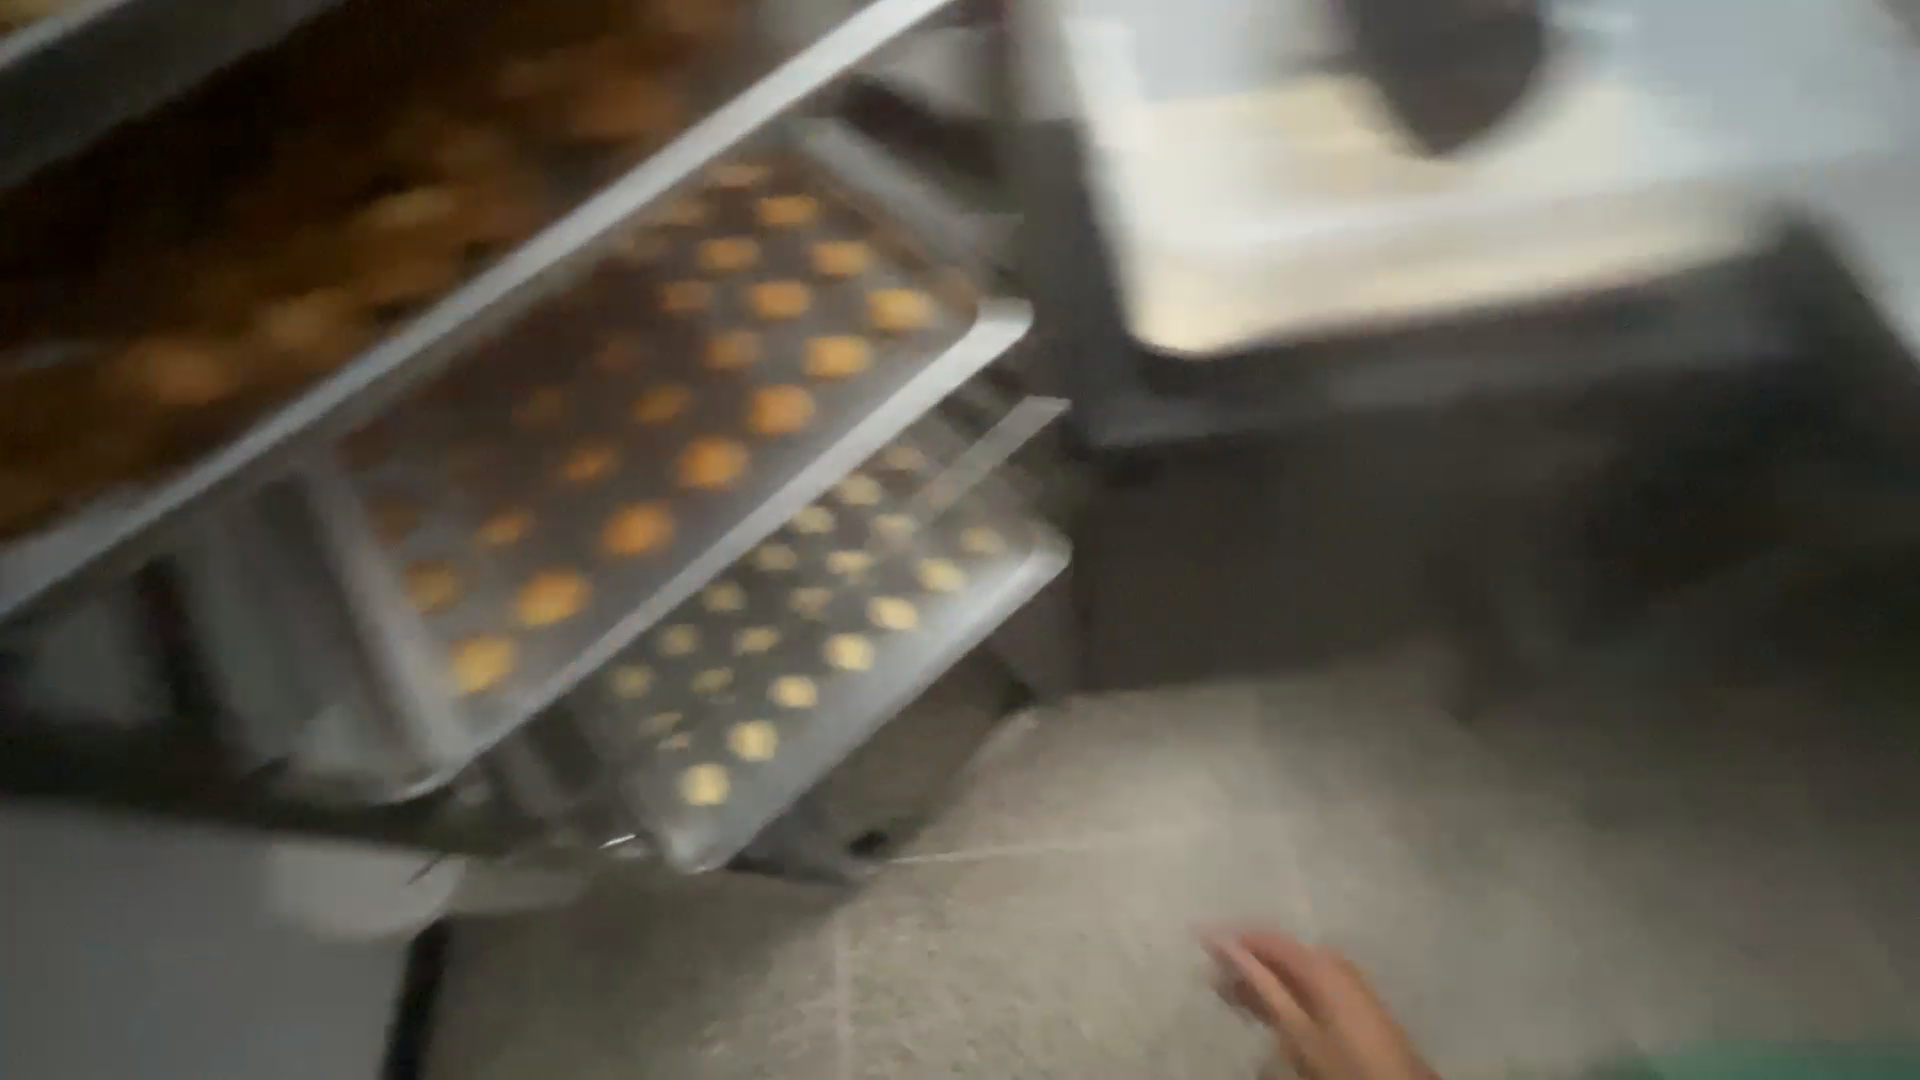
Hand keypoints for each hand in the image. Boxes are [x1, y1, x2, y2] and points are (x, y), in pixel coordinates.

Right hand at [1204, 929, 1436, 1079]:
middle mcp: (1331, 963)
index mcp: (1318, 963)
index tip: (1196, 938)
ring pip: (1289, 971)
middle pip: (1276, 951)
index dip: (1228, 936)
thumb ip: (1259, 983)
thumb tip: (1223, 944)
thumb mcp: (1296, 1029)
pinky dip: (1280, 994)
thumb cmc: (1346, 1066)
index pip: (1263, 936)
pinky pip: (1304, 986)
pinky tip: (1264, 1010)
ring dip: (1258, 979)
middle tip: (1208, 976)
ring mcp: (1344, 983)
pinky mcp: (1351, 1005)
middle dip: (1241, 960)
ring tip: (1227, 996)